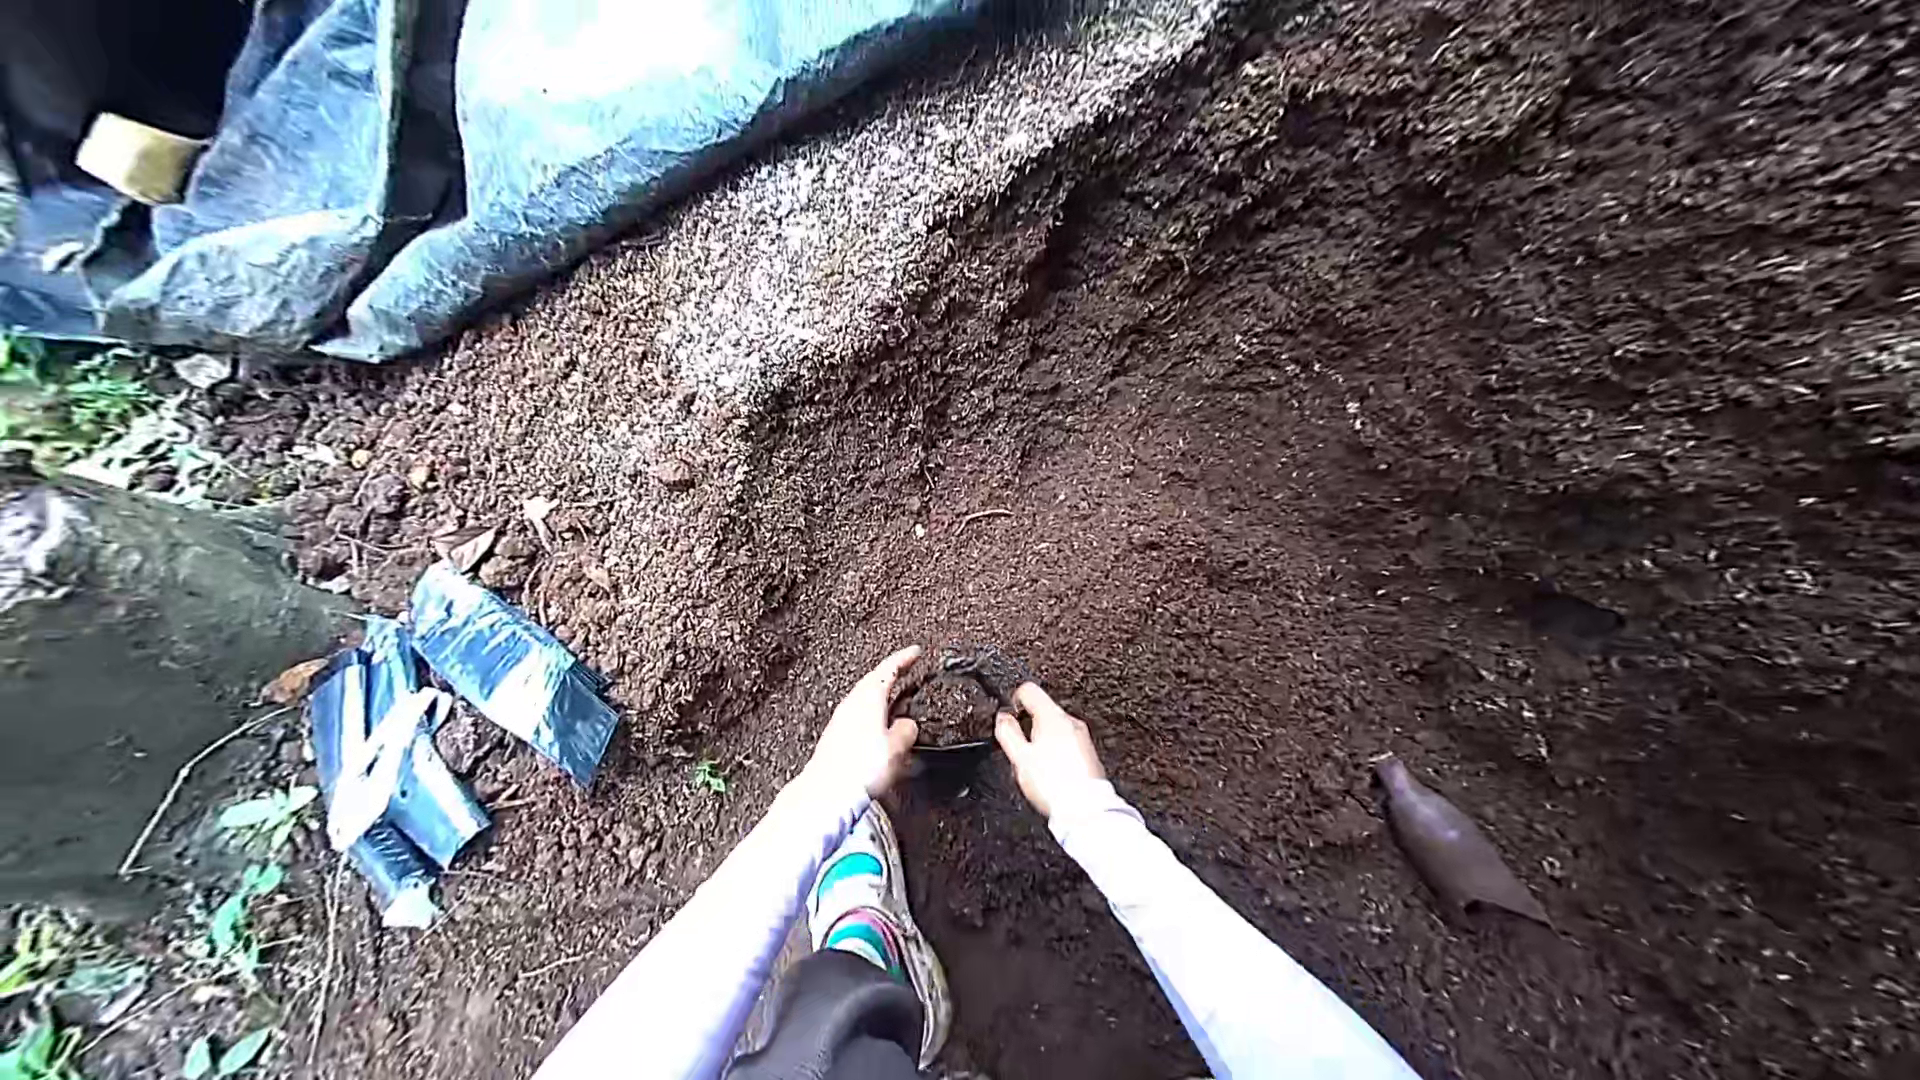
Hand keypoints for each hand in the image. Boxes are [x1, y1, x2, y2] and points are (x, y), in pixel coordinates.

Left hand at [805, 646, 921, 796]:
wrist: (826, 793)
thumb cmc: (859, 768)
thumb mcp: (897, 746)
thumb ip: (906, 730)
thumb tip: (907, 725)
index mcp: (868, 696)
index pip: (889, 667)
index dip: (904, 658)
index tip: (915, 651)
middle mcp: (852, 703)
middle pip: (874, 681)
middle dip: (891, 675)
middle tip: (906, 670)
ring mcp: (841, 719)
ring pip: (865, 699)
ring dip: (881, 696)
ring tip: (896, 701)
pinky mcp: (835, 737)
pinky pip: (859, 717)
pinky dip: (872, 715)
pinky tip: (877, 729)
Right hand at [994, 682, 1105, 818]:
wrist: (1085, 809)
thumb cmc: (1053, 784)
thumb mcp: (1020, 757)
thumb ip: (1007, 732)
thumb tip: (1002, 718)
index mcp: (1051, 716)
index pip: (1028, 689)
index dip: (1013, 701)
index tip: (1010, 718)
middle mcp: (1070, 721)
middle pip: (1042, 708)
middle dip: (1028, 724)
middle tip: (1022, 748)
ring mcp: (1081, 736)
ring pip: (1055, 726)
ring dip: (1042, 738)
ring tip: (1037, 764)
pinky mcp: (1088, 752)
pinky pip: (1066, 741)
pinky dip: (1056, 750)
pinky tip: (1052, 770)